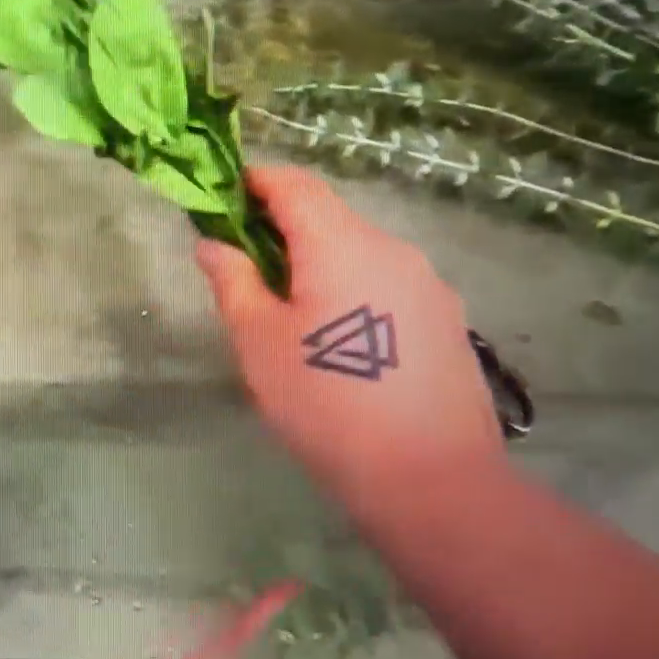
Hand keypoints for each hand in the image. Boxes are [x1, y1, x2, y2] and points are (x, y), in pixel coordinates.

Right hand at [195, 167, 504, 498]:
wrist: (429, 477)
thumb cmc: (324, 400)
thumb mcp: (257, 339)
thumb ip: (232, 280)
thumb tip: (214, 244)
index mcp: (342, 247)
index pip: (295, 186)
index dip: (254, 181)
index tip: (218, 196)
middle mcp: (393, 252)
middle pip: (328, 216)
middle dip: (278, 225)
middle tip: (237, 260)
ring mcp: (427, 286)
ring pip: (357, 250)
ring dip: (312, 258)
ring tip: (280, 304)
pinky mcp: (445, 319)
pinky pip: (383, 281)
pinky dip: (345, 284)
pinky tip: (329, 334)